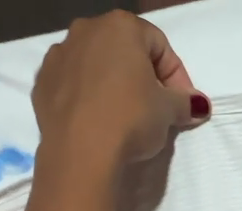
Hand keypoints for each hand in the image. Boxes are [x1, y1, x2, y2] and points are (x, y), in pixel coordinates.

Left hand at [33, 11, 209, 169]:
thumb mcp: (168, 112)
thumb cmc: (131, 120)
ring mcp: (60, 54)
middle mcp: (87, 29)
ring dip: (112, 85)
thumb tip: (199, 105)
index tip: (183, 106)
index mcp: (122, 26)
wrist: (80, 152)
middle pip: (125, 51)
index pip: (160, 46)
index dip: (177, 77)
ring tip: (123, 118)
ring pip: (95, 66)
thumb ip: (184, 103)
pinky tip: (96, 121)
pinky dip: (86, 98)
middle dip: (143, 78)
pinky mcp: (42, 82)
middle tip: (155, 111)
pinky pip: (72, 85)